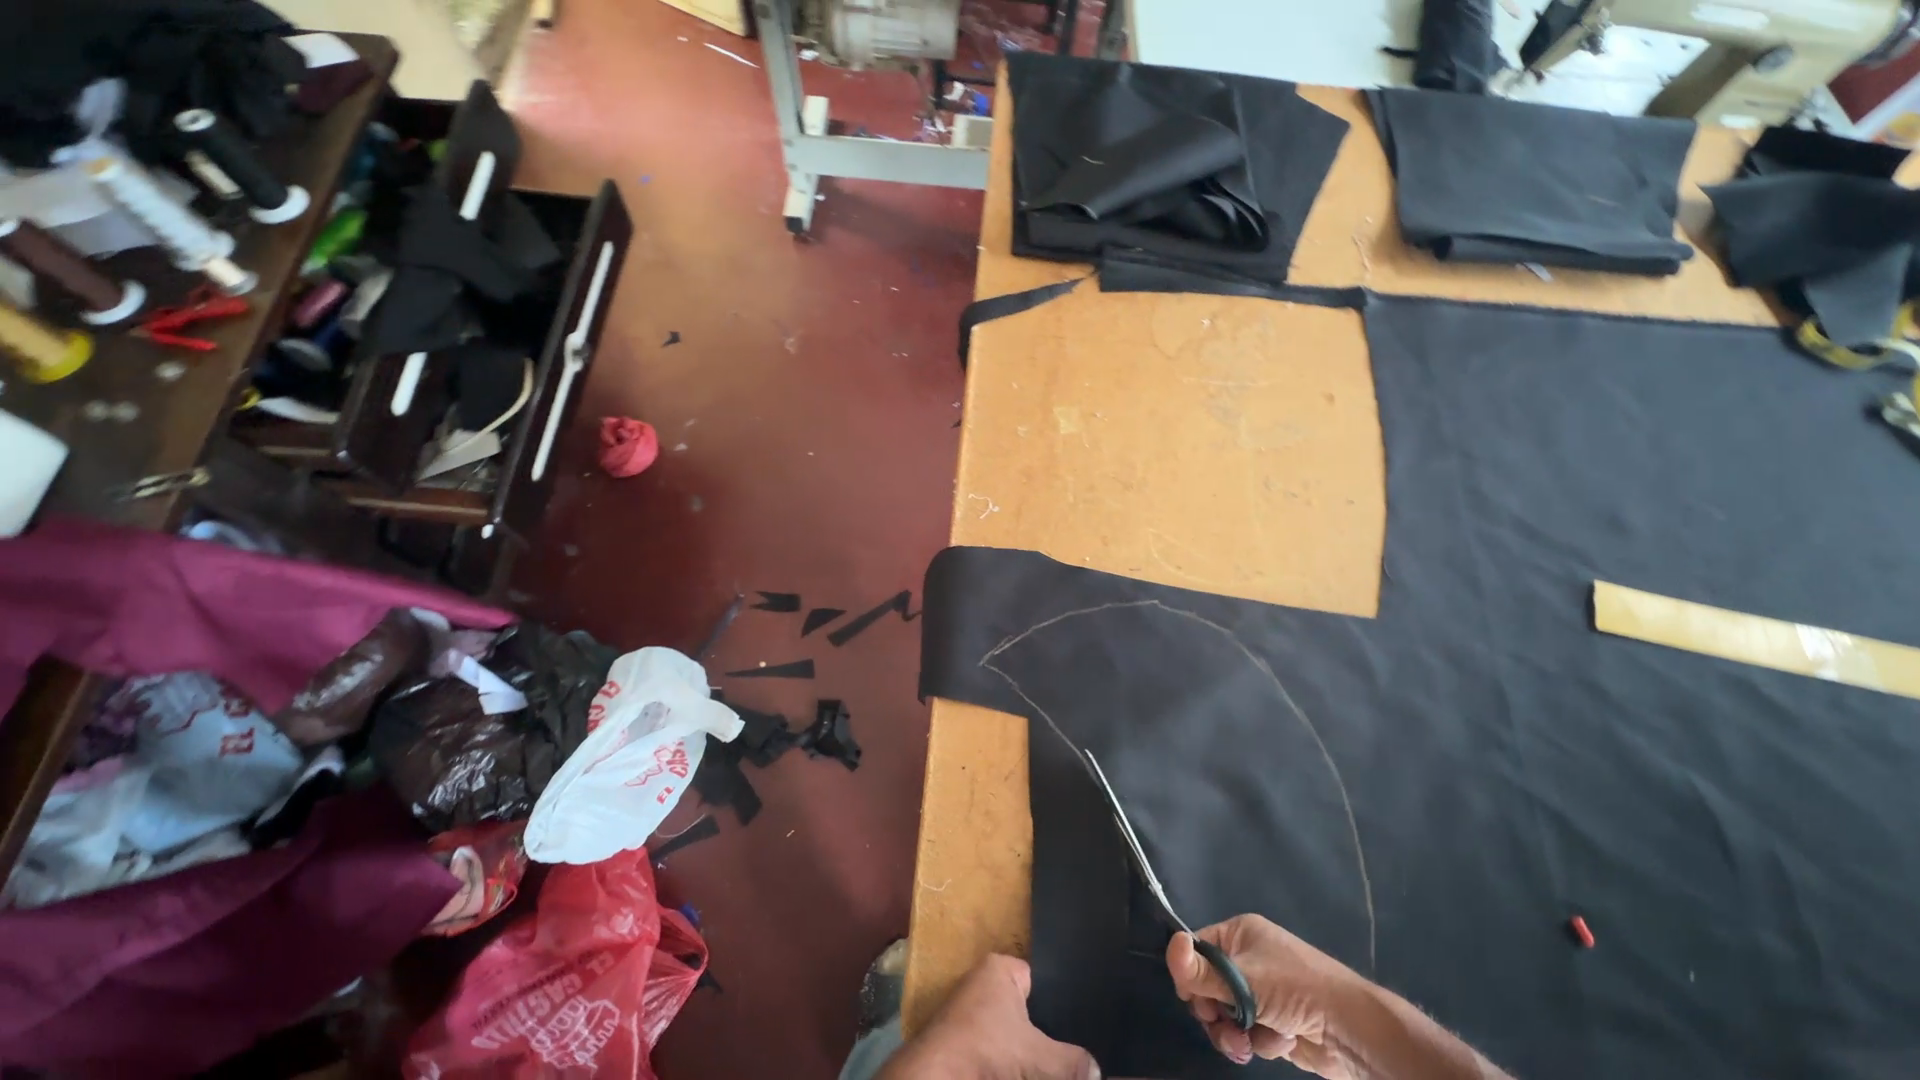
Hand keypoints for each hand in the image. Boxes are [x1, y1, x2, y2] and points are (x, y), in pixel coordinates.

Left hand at [879, 954, 1099, 1079]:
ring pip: (1013, 1033)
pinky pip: (996, 1047)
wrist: (936, 1078)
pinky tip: (1026, 1070)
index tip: (1086, 1023)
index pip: (1043, 980)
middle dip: (1048, 1032)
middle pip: (1030, 1009)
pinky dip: (1010, 1061)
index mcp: (1001, 968)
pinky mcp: (960, 1040)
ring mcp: (969, 1012)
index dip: (1064, 1003)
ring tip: (1061, 1061)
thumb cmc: (986, 1047)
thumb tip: (1098, 1072)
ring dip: (1028, 1051)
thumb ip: (1070, 1062)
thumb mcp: (1037, 1056)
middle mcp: (982, 982)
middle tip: (1079, 1047)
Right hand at [1166, 916, 1367, 1076]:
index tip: (1197, 1001)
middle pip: (1208, 988)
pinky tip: (1281, 1044)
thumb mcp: (1243, 980)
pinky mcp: (1276, 1021)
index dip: (1191, 978)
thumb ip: (1201, 971)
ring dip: (1236, 1034)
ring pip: (1227, 1016)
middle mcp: (1249, 959)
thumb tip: (1169, 945)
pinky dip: (1261, 1042)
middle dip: (1215, 1014)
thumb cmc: (1295, 990)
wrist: (1351, 1031)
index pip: (1198, 951)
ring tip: (1253, 1045)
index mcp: (1240, 934)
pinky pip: (1249, 1033)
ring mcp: (1264, 992)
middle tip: (1226, 1026)